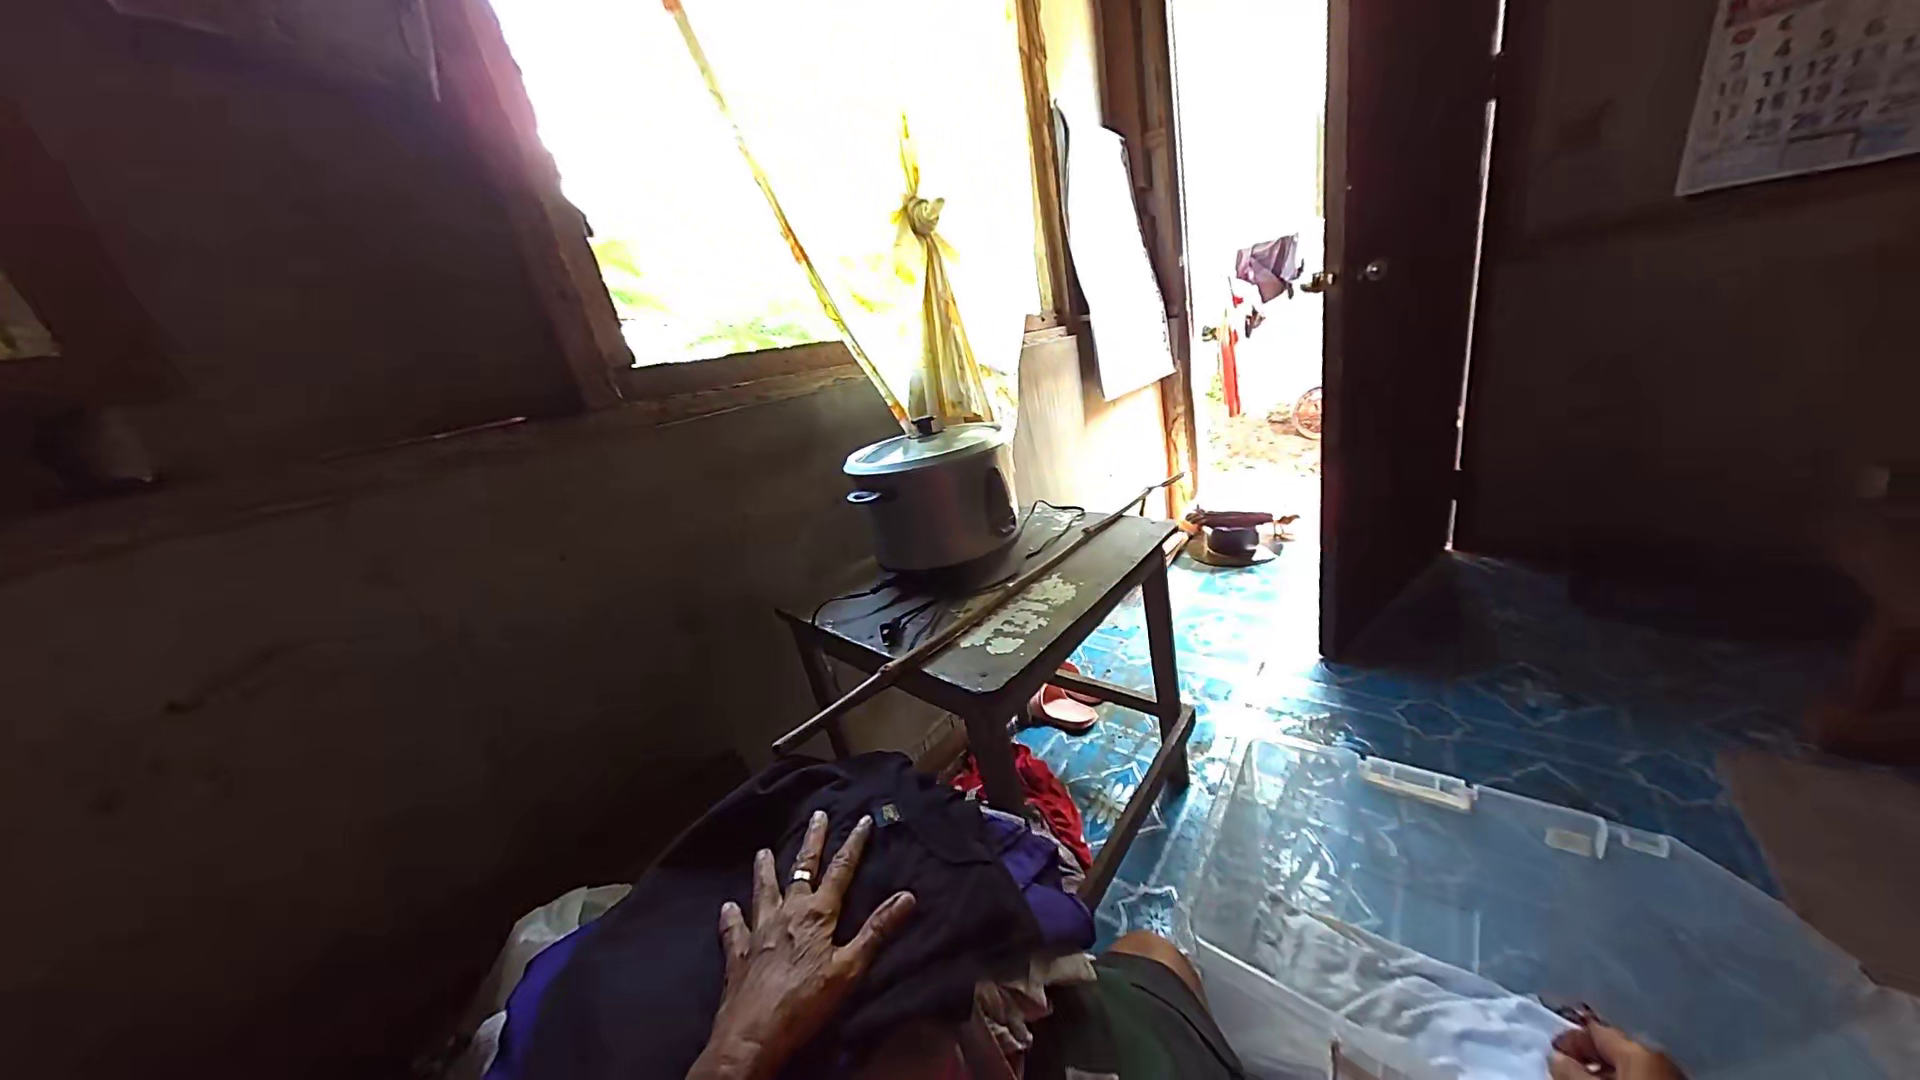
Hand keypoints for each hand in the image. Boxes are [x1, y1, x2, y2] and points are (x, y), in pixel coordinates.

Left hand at [687, 812, 916, 1079]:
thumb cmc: (806, 1003)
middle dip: (813, 841)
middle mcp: (788, 912)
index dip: (854, 843)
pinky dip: (731, 917)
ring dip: (766, 870)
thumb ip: (877, 930)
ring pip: (765, 891)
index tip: (862, 819)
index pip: (841, 870)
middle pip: (803, 869)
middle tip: (817, 815)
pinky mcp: (739, 954)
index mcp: (817, 914)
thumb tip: (908, 895)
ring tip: (764, 851)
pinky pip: (734, 930)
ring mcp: (760, 931)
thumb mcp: (850, 969)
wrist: (752, 1037)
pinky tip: (727, 906)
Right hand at [1550, 1019, 1686, 1079]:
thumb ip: (1568, 1069)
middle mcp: (1662, 1061)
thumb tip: (1558, 1058)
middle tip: (1569, 1075)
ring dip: (1607, 1078)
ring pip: (1633, 1074)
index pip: (1594, 1031)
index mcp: (1639, 1050)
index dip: (1569, 1040)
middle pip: (1615, 1053)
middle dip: (1589, 1062)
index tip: (1553, 1055)